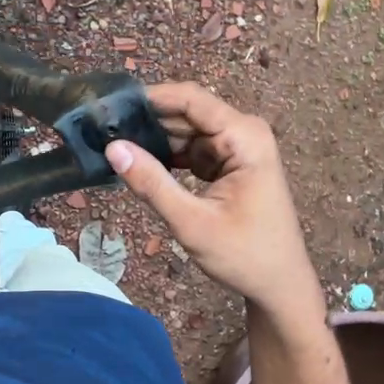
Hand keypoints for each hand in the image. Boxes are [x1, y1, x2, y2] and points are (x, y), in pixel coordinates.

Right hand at [105, 83, 321, 313]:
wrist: (280, 285)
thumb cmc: (244, 255)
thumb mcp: (192, 222)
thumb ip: (152, 183)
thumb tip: (113, 147)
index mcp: (244, 137)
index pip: (191, 99)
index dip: (151, 98)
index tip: (111, 106)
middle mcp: (244, 133)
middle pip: (187, 112)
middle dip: (148, 120)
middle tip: (103, 129)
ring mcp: (238, 147)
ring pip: (187, 130)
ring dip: (155, 138)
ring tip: (113, 144)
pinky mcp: (230, 163)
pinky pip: (193, 149)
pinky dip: (168, 155)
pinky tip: (139, 162)